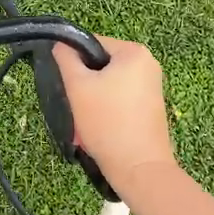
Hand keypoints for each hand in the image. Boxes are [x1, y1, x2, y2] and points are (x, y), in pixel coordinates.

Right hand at [53, 36, 176, 192]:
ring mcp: (152, 87)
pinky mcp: (151, 107)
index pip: (92, 44)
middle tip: (76, 104)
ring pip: (108, 84)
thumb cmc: (107, 122)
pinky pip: (120, 98)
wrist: (140, 170)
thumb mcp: (77, 85)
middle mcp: (148, 64)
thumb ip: (65, 58)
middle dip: (85, 84)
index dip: (74, 62)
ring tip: (86, 120)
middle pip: (101, 65)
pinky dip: (106, 109)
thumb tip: (61, 44)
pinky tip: (98, 128)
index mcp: (134, 52)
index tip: (69, 85)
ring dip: (92, 99)